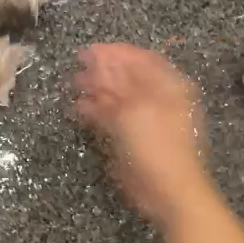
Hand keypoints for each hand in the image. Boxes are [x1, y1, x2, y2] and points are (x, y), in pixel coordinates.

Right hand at [74, 44, 214, 226]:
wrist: (169, 190)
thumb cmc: (157, 145)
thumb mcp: (134, 109)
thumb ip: (114, 83)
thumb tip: (97, 60)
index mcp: (168, 85)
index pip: (140, 59)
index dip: (114, 53)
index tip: (87, 51)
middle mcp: (159, 98)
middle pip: (128, 77)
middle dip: (102, 71)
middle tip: (76, 67)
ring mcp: (147, 119)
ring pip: (119, 97)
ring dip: (96, 90)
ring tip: (74, 86)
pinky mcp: (135, 138)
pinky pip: (114, 118)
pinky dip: (97, 111)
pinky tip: (79, 108)